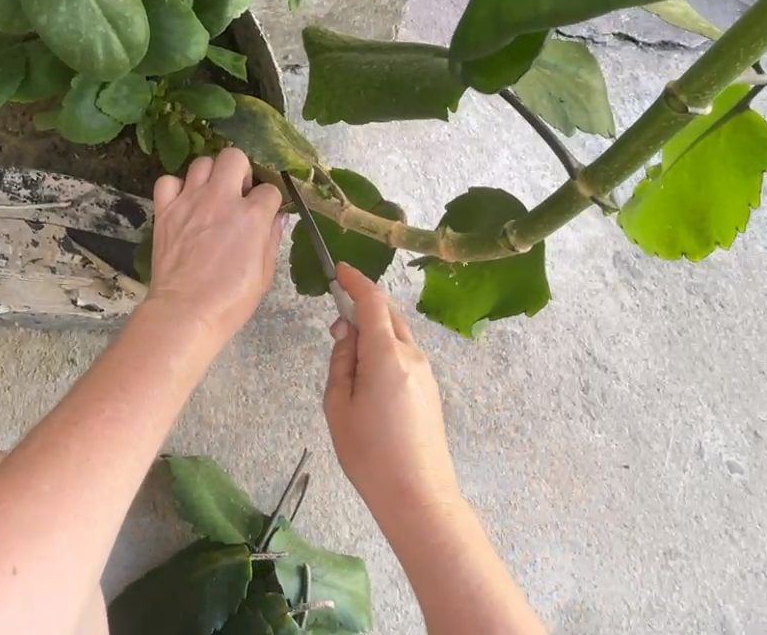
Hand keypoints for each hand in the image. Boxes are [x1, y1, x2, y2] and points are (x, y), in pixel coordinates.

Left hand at [145, 148, 284, 342]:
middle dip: (241, 171)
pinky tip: (183, 203)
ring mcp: (190, 201)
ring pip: (201, 163)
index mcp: (252, 215)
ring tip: (210, 196)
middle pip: (234, 157)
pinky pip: (168, 181)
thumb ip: (271, 239)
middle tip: (238, 193)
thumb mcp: (264, 274)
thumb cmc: (230, 300)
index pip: (270, 189)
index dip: (269, 201)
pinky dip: (176, 188)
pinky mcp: (165, 210)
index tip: (264, 214)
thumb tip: (276, 217)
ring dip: (210, 175)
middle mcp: (221, 199)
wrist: (185, 312)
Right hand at [325, 263, 460, 518]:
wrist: (419, 497)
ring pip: (397, 333)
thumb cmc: (369, 453)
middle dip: (362, 304)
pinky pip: (405, 353)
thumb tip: (347, 333)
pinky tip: (368, 374)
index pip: (372, 300)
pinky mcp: (430, 390)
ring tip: (348, 356)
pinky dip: (385, 347)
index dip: (355, 280)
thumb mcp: (338, 404)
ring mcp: (426, 373)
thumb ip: (341, 360)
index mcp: (386, 354)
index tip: (339, 269)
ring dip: (373, 329)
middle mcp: (412, 355)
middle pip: (388, 313)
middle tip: (335, 322)